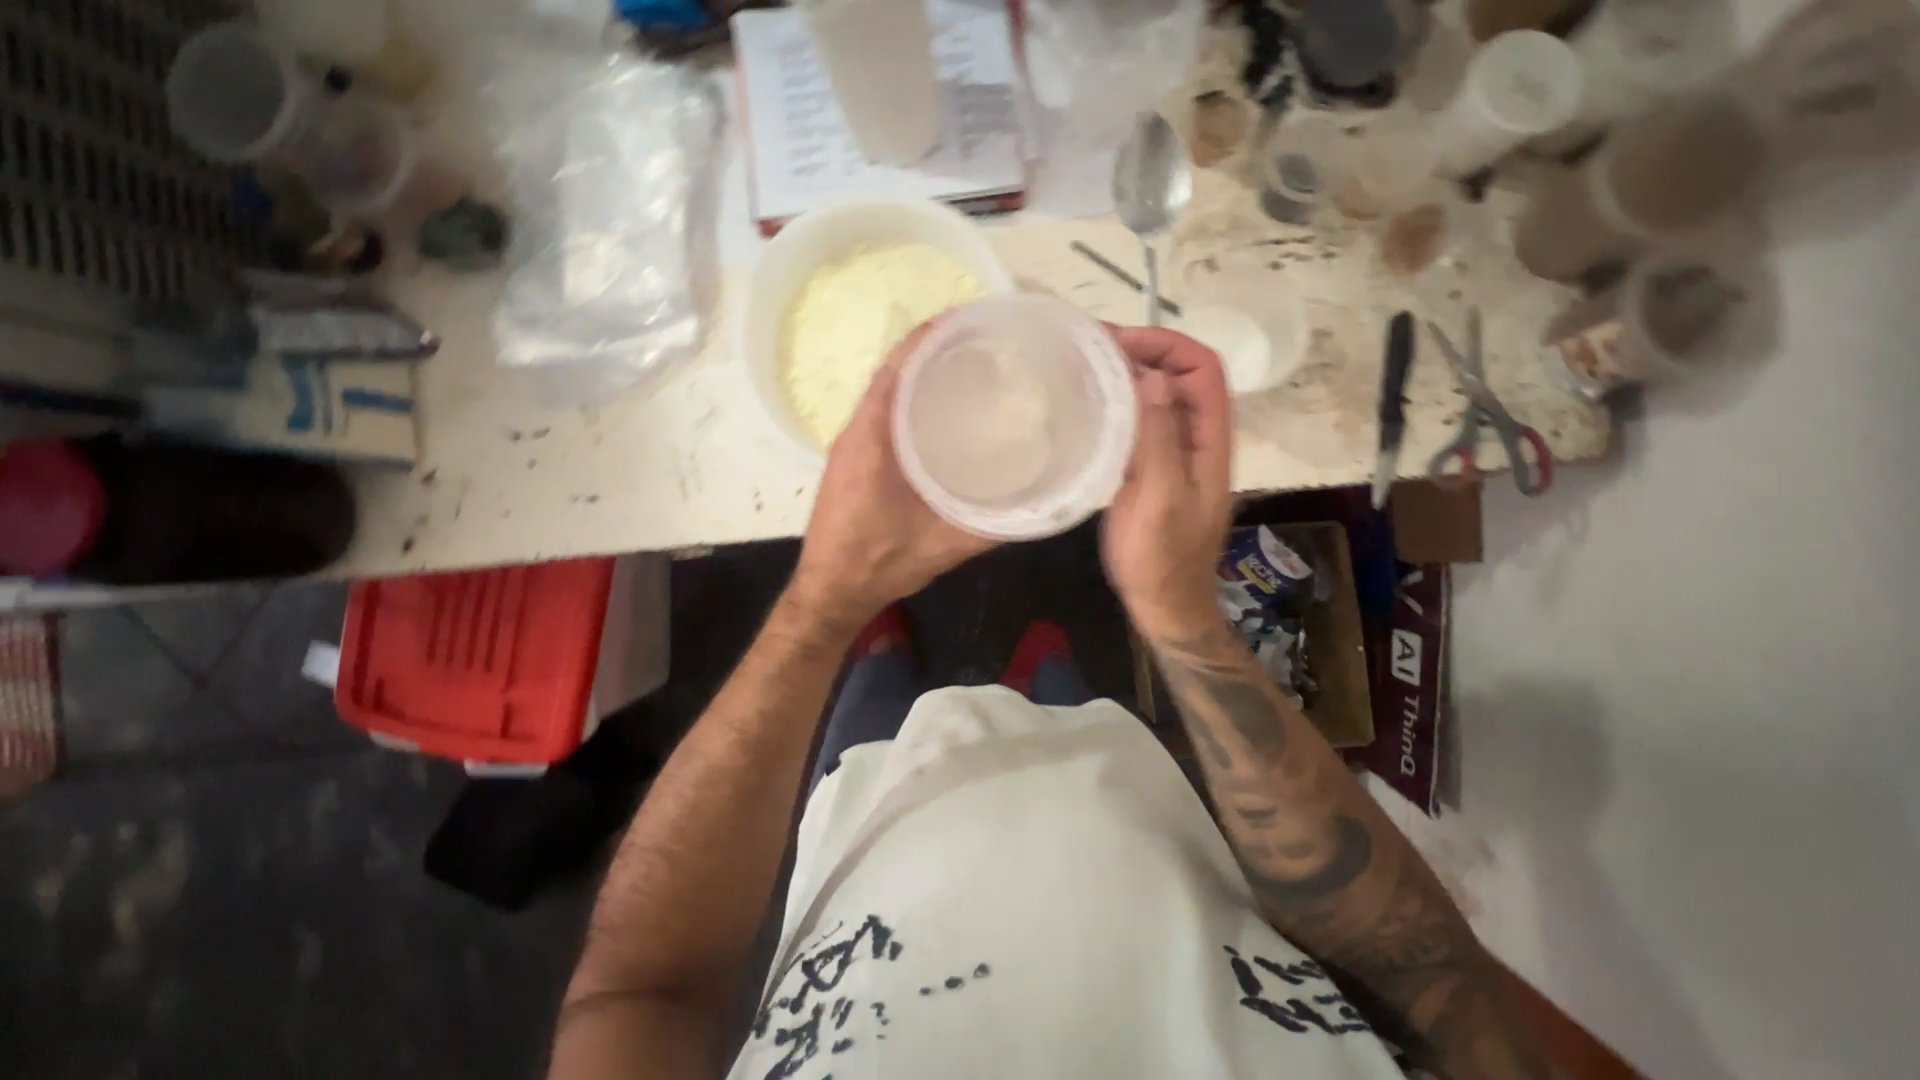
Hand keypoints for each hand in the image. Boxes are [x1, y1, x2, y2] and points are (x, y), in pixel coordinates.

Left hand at [789, 324, 995, 632]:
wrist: (831, 590)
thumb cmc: (879, 563)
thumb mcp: (945, 543)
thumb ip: (994, 524)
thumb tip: (1042, 504)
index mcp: (873, 437)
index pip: (900, 366)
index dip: (933, 336)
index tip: (973, 320)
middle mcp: (858, 430)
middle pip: (896, 370)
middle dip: (937, 349)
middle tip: (987, 344)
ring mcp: (852, 443)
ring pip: (889, 391)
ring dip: (923, 373)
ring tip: (973, 369)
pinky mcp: (854, 458)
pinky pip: (885, 413)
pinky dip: (912, 399)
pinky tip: (944, 414)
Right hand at [1102, 326, 1234, 643]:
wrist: (1163, 604)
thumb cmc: (1162, 558)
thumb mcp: (1160, 497)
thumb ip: (1160, 437)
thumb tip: (1153, 374)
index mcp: (1210, 440)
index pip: (1202, 367)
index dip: (1166, 343)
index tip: (1116, 344)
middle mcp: (1197, 437)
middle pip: (1180, 374)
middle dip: (1142, 350)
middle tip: (1088, 349)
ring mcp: (1174, 453)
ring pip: (1159, 395)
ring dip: (1126, 374)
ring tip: (1080, 367)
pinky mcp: (1152, 468)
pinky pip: (1140, 422)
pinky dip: (1117, 404)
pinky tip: (1084, 407)